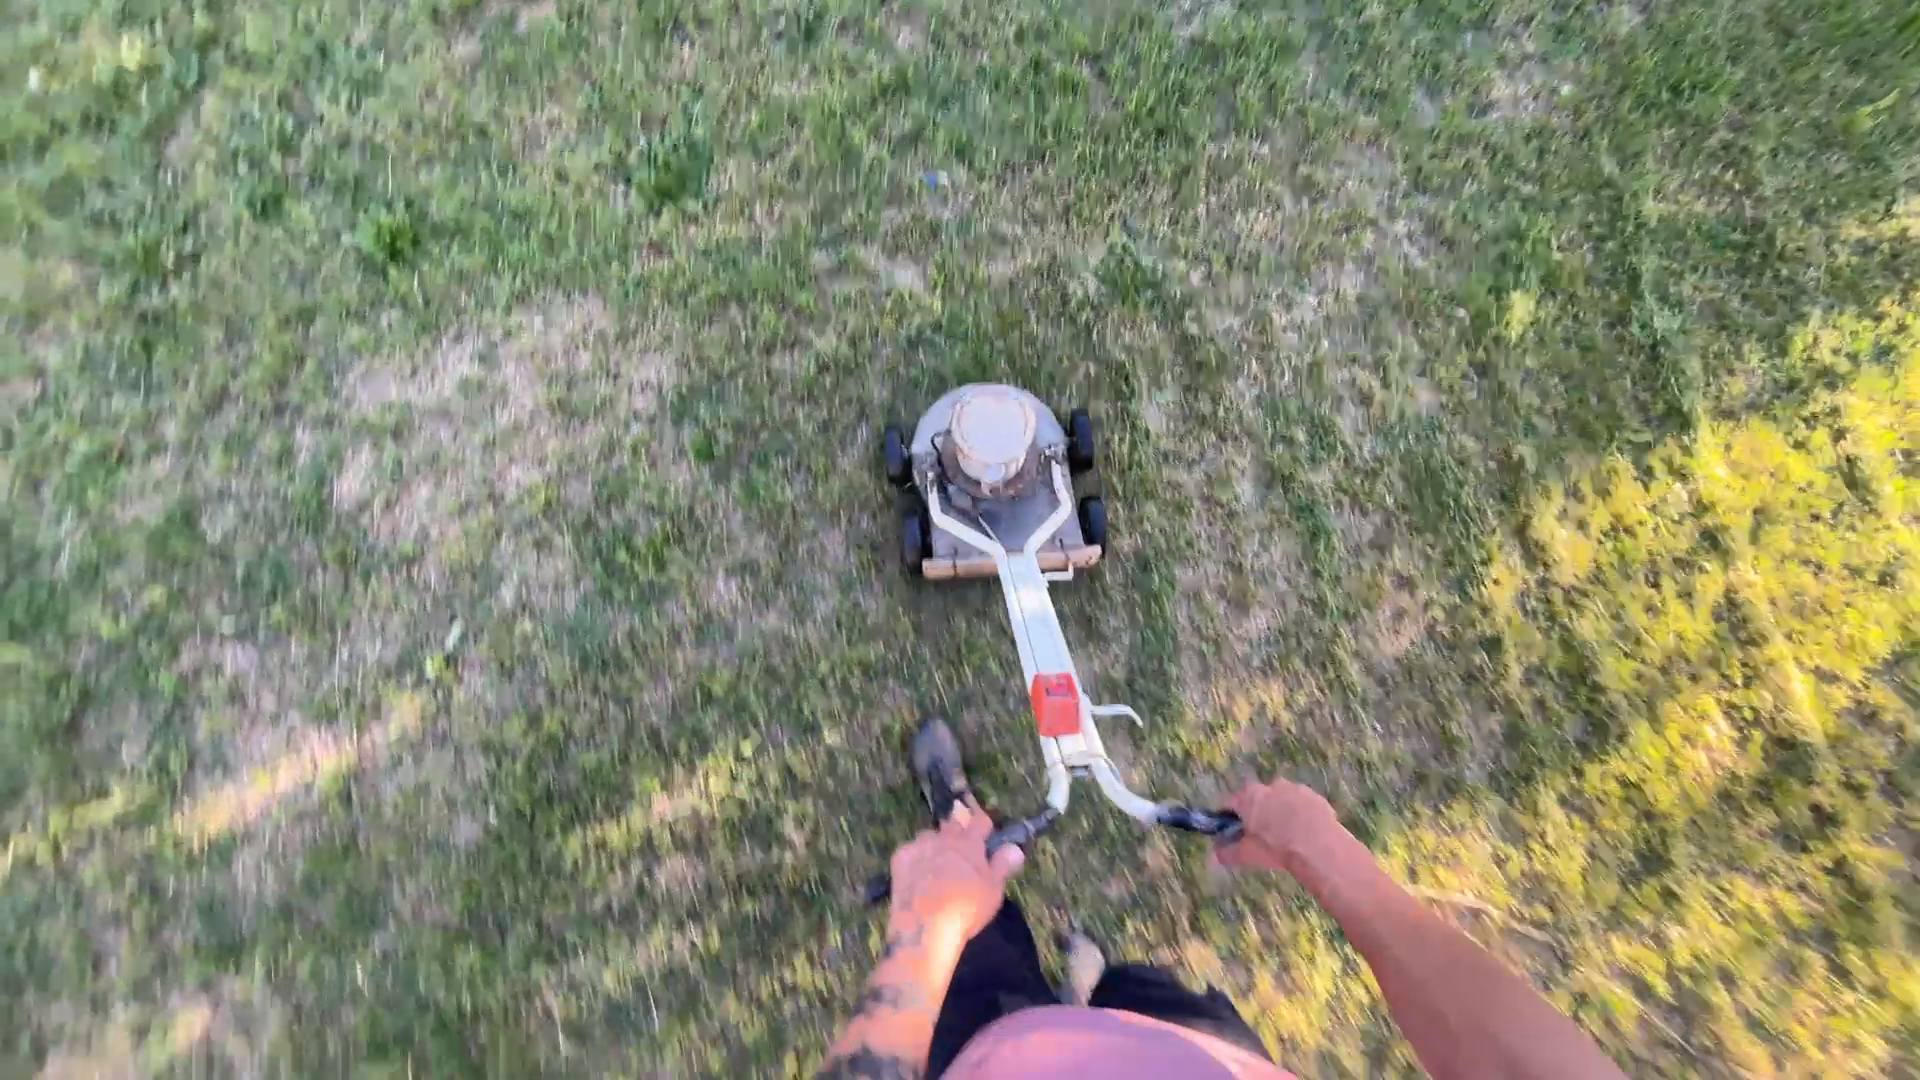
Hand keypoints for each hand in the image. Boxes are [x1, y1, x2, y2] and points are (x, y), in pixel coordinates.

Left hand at [887, 801, 1023, 946]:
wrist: (926, 927)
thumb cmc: (966, 908)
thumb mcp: (993, 890)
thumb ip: (1003, 864)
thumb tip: (1015, 848)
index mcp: (969, 842)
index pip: (980, 820)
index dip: (983, 825)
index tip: (985, 835)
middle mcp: (944, 837)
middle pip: (953, 824)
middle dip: (958, 832)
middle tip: (961, 853)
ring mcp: (920, 844)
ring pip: (930, 836)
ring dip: (936, 845)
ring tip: (938, 866)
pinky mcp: (900, 857)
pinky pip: (911, 850)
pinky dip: (916, 859)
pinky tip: (917, 877)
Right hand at [1216, 776, 1342, 875]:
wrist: (1318, 848)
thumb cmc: (1276, 848)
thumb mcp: (1247, 855)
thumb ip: (1227, 853)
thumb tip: (1214, 855)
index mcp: (1248, 797)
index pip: (1230, 803)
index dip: (1229, 818)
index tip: (1233, 831)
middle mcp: (1269, 786)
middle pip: (1258, 799)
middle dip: (1258, 812)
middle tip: (1263, 835)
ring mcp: (1294, 789)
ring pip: (1282, 799)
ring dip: (1281, 811)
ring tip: (1288, 834)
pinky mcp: (1315, 797)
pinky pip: (1303, 804)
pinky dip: (1302, 815)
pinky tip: (1307, 833)